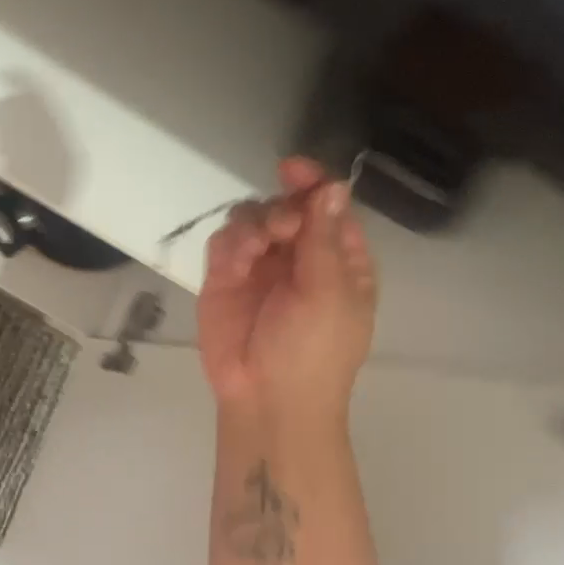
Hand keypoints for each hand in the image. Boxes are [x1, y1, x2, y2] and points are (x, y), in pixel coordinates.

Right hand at [197, 157, 376, 425]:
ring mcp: (259, 266)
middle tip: (278, 230)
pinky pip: (224, 240)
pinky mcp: (224, 276)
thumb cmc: (314, 350)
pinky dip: (229, 243)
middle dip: (280, 210)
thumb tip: (332, 186)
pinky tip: (235, 262)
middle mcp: (299, 257)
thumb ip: (324, 238)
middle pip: (287, 207)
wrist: (265, 395)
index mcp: (339, 260)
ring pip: (251, 218)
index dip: (313, 186)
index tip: (291, 168)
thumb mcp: (330, 293)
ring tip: (254, 250)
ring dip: (252, 225)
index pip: (329, 209)